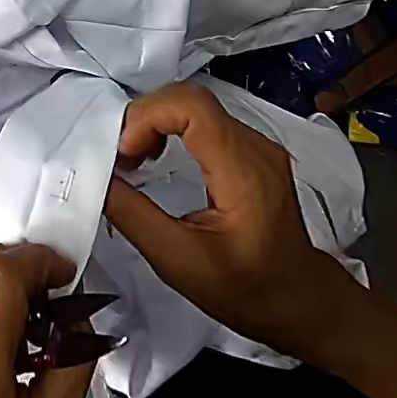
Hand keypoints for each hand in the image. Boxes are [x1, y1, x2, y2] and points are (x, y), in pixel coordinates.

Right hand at [103, 81, 361, 360]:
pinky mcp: (254, 150)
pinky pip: (208, 121)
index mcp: (244, 170)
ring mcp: (259, 144)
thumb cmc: (244, 288)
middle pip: (193, 99)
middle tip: (119, 155)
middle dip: (146, 117)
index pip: (193, 107)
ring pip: (199, 106)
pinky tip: (156, 156)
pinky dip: (173, 129)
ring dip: (157, 122)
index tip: (123, 153)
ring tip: (133, 158)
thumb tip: (99, 178)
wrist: (297, 298)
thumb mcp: (179, 261)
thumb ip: (134, 215)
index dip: (148, 116)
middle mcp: (256, 145)